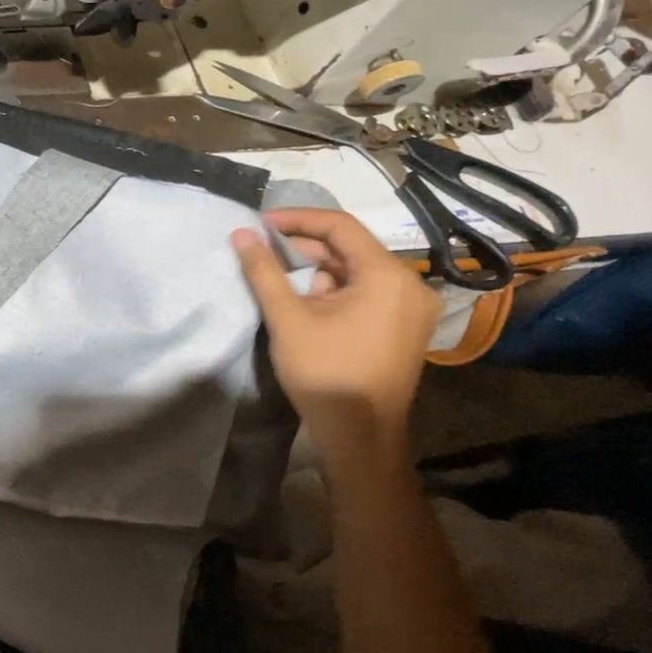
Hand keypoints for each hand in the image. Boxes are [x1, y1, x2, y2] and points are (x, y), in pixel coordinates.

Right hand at [231, 208, 440, 456]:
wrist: (359, 432)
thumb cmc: (325, 370)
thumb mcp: (287, 317)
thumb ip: (264, 270)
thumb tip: (241, 234)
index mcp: (387, 276)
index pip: (340, 227)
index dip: (296, 220)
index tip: (258, 226)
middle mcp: (408, 285)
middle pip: (349, 248)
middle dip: (302, 249)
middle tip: (260, 254)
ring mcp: (410, 308)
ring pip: (355, 271)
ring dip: (315, 272)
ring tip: (275, 282)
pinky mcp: (402, 326)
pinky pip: (365, 292)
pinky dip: (332, 290)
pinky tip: (302, 304)